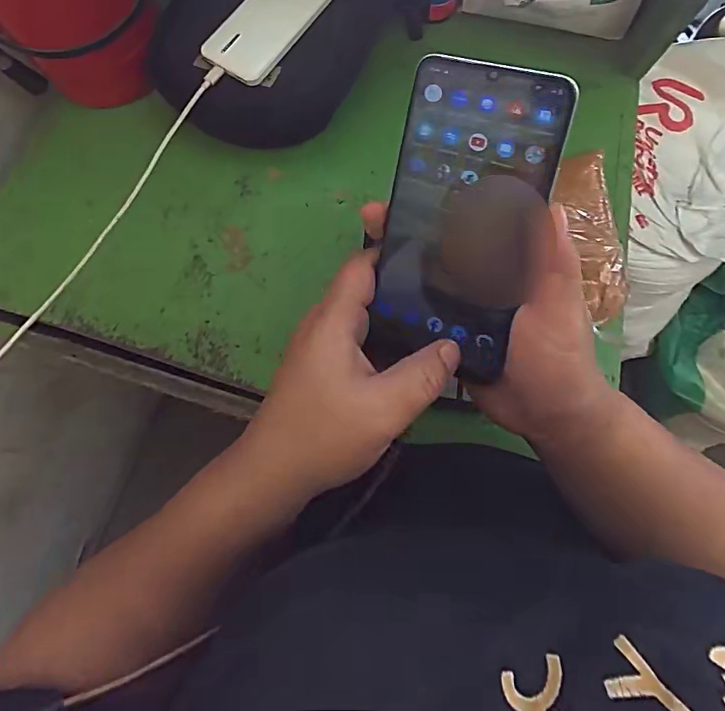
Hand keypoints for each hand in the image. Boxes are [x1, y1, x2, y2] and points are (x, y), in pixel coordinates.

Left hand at [236, 221, 458, 497]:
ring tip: (442, 310)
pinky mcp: (324, 364)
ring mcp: (322, 344)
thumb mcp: (384, 409)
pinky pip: (361, 334)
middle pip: (367, 285)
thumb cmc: (322, 436)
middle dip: (406, 280)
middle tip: (451, 283)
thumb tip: (453, 345)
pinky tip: (414, 347)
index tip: (435, 247)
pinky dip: (388, 333)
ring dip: (398, 311)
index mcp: (333, 319)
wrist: (271, 476)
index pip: (363, 263)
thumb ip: (423, 376)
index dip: (395, 248)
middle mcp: (325, 322)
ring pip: (366, 312)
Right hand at [357, 201, 616, 446]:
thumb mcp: (559, 301)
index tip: (419, 186)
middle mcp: (483, 280)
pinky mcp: (445, 336)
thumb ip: (555, 259)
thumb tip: (553, 205)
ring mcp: (461, 307)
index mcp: (510, 264)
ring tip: (364, 244)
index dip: (449, 204)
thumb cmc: (559, 353)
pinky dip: (397, 303)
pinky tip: (368, 292)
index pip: (476, 225)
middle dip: (409, 228)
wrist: (545, 416)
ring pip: (425, 278)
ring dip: (396, 262)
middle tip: (374, 215)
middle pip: (442, 247)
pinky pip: (418, 314)